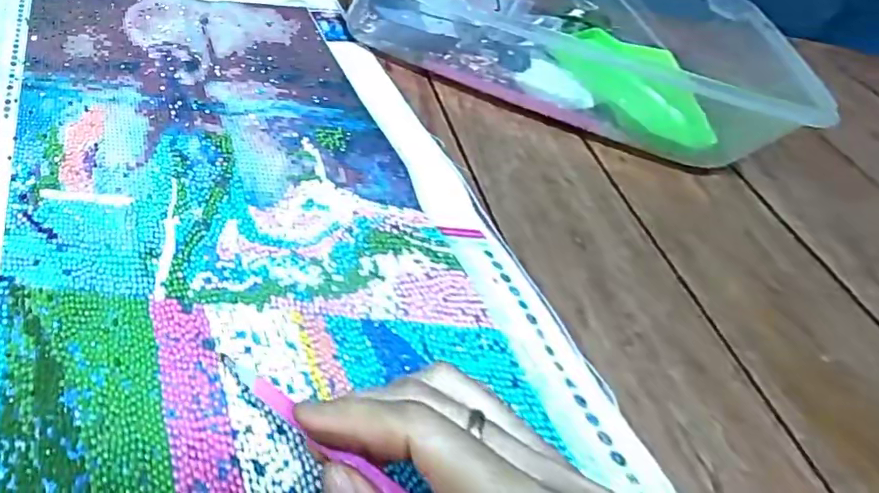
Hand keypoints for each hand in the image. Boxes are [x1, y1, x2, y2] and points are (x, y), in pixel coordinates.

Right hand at [295, 363, 607, 492]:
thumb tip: (331, 468)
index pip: (423, 425)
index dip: (353, 416)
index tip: (303, 420)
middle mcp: (560, 478)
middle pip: (438, 397)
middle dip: (370, 405)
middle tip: (325, 430)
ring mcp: (574, 476)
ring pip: (465, 395)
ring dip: (401, 401)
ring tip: (365, 429)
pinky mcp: (575, 482)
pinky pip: (493, 418)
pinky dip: (441, 415)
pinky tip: (419, 442)